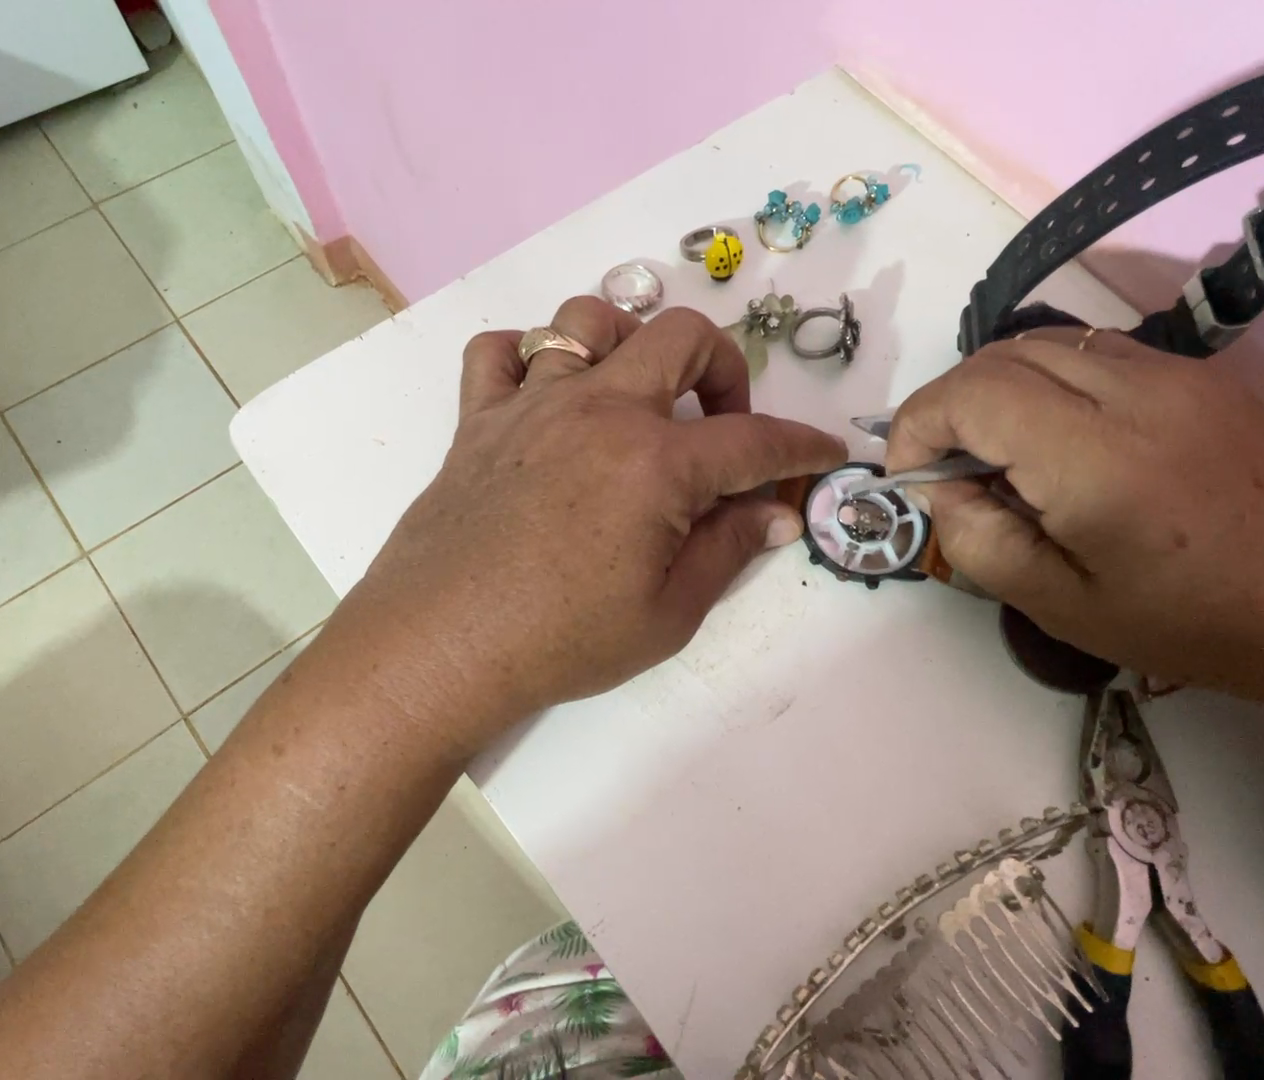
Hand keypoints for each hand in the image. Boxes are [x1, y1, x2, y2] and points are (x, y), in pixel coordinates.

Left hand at [316, 297, 844, 755]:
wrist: (440, 647)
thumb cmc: (561, 641)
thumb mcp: (668, 615)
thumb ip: (728, 551)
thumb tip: (776, 514)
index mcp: (655, 462)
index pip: (753, 440)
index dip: (800, 446)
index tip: (823, 453)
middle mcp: (598, 411)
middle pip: (681, 336)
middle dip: (724, 369)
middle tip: (722, 425)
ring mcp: (532, 407)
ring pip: (586, 320)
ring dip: (627, 342)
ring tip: (636, 394)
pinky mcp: (478, 421)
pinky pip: (497, 353)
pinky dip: (527, 360)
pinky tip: (546, 401)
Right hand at [886, 328, 1263, 691]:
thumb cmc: (1204, 623)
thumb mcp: (1064, 608)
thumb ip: (979, 541)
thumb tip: (940, 488)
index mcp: (1094, 458)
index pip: (970, 393)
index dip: (916, 425)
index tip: (911, 477)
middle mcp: (1132, 391)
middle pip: (998, 355)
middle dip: (946, 405)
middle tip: (947, 471)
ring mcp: (1173, 373)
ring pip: (1042, 343)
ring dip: (991, 388)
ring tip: (995, 455)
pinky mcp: (1199, 375)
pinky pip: (1090, 353)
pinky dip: (1041, 380)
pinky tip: (1054, 439)